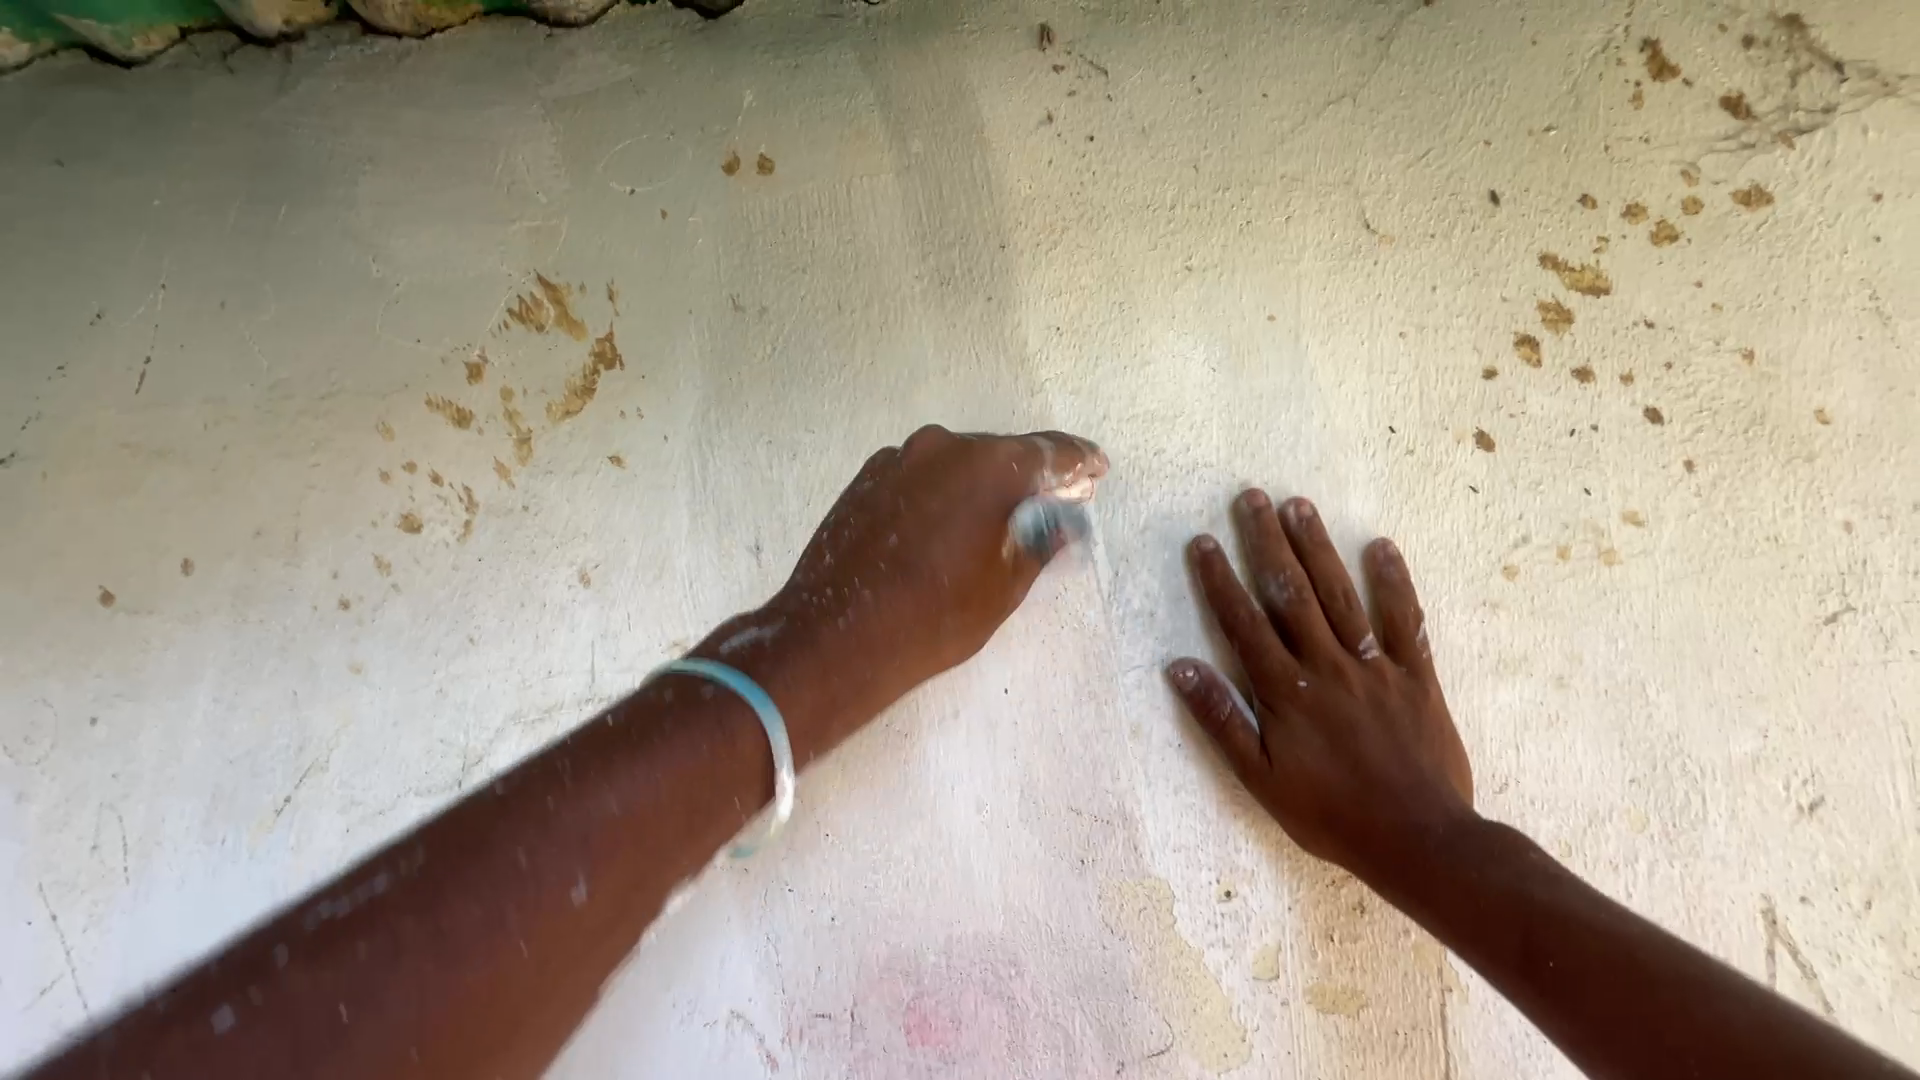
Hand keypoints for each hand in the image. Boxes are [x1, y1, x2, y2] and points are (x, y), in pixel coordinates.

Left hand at [714, 425, 1104, 757]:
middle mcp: (941, 447)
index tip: (1097, 468)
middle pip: (1001, 453)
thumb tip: (1060, 522)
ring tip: (1004, 512)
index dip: (1078, 461)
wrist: (836, 638)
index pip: (1048, 453)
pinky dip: (945, 492)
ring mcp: (897, 460)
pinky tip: (952, 520)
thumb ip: (1041, 541)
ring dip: (985, 483)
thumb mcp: (1005, 586)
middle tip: (1059, 495)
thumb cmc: (935, 617)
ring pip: (957, 464)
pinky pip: (922, 478)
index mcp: (986, 465)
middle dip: (1032, 474)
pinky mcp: (866, 481)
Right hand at [1166, 490, 1473, 885]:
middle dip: (1267, 543)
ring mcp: (1375, 667)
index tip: (1204, 541)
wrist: (1420, 841)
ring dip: (1318, 548)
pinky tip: (1382, 547)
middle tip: (1251, 497)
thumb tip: (1179, 668)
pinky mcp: (1417, 676)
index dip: (1221, 579)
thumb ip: (1220, 719)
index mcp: (1285, 691)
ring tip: (1299, 505)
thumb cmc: (1329, 814)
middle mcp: (1327, 666)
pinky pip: (1405, 622)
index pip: (1244, 622)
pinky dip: (1395, 583)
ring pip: (1341, 596)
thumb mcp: (1259, 778)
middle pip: (1291, 594)